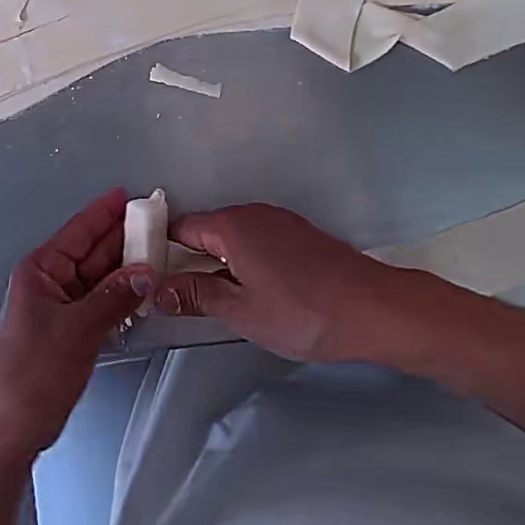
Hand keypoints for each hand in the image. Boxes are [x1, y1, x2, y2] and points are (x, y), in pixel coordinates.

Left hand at [0, 188, 152, 461]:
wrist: (8, 434)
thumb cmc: (29, 378)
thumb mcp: (77, 331)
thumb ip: (114, 298)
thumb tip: (145, 274)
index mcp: (40, 271)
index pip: (78, 231)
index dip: (104, 212)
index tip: (128, 196)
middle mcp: (48, 283)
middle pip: (91, 252)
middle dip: (122, 240)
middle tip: (156, 227)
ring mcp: (58, 307)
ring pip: (98, 277)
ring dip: (125, 270)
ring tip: (156, 257)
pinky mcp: (68, 329)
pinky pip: (99, 301)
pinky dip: (119, 296)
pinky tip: (140, 293)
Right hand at [156, 203, 424, 362]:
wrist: (373, 308)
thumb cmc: (301, 311)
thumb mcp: (240, 310)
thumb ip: (195, 296)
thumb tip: (157, 289)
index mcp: (232, 225)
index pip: (181, 227)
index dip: (162, 250)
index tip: (151, 278)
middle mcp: (253, 213)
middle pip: (206, 230)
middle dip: (189, 260)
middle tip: (178, 298)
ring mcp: (279, 221)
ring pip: (233, 237)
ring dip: (218, 262)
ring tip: (214, 300)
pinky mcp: (299, 234)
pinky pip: (257, 241)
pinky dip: (244, 260)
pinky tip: (253, 290)